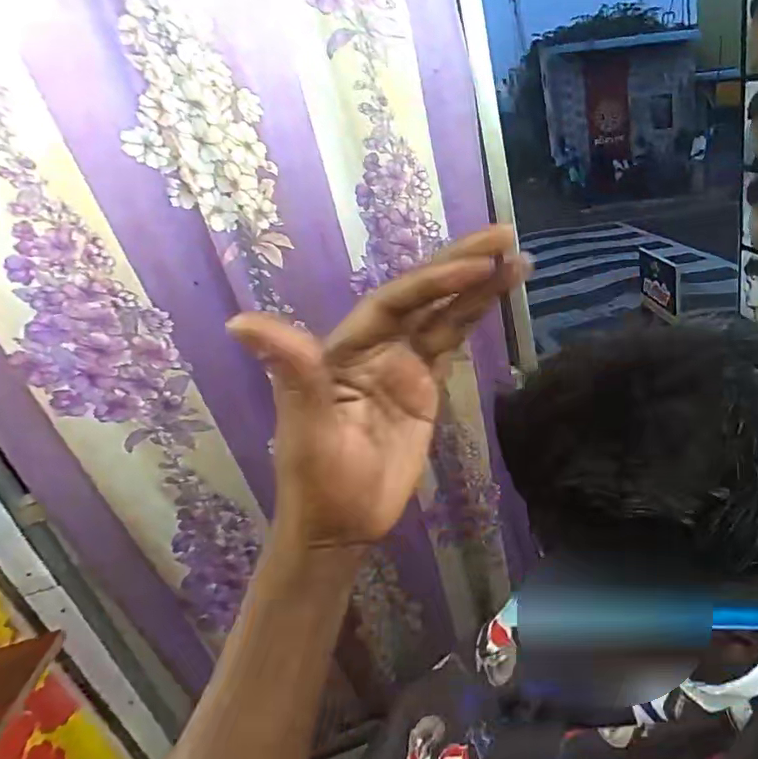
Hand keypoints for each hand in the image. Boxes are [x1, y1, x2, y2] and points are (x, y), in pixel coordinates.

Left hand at [227, 226, 529, 551]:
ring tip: (517, 258)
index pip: (395, 301)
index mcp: (345, 348)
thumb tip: (240, 323)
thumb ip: (293, 372)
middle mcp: (376, 346)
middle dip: (462, 262)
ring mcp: (403, 365)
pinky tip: (499, 295)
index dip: (435, 280)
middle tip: (504, 232)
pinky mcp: (425, 386)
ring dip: (478, 285)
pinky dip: (476, 317)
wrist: (341, 525)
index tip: (478, 265)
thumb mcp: (305, 428)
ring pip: (444, 314)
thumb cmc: (318, 481)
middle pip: (423, 294)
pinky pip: (453, 342)